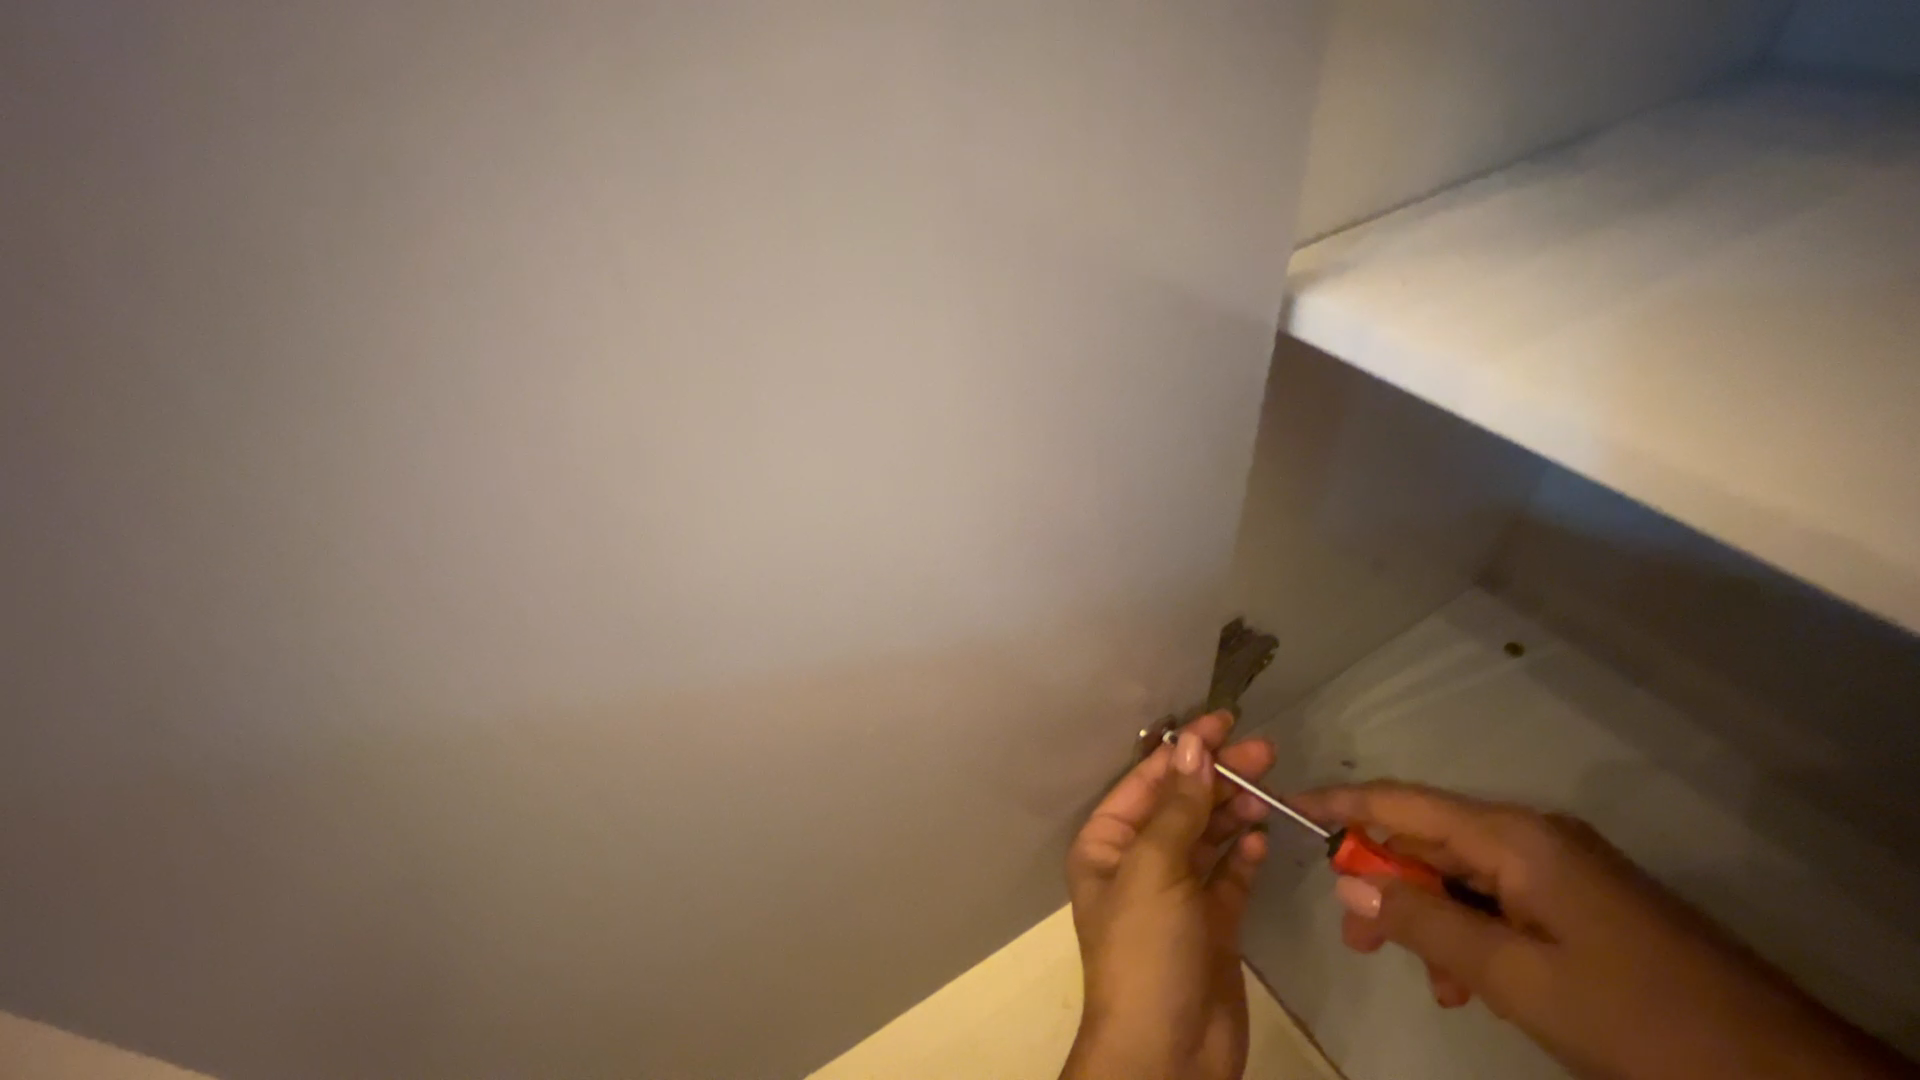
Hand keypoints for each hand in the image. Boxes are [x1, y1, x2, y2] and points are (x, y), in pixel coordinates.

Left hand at [1059, 711, 1276, 1079]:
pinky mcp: (1212, 923)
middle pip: (1182, 805)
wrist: (1168, 1054)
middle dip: (1218, 777)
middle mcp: (1139, 862)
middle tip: (1264, 752)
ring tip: (1269, 789)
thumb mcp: (1156, 869)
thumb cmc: (1146, 949)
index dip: (1185, 749)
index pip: (1148, 782)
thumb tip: (1191, 742)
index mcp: (1108, 844)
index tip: (1224, 721)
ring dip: (1236, 811)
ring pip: (1209, 836)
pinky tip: (1263, 836)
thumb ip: (1179, 805)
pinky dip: (1246, 854)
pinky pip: (1230, 875)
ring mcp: (1177, 894)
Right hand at [1291, 781, 1917, 1079]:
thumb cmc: (1634, 1015)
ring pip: (1464, 875)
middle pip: (1431, 838)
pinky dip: (1471, 932)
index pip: (1403, 802)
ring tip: (1416, 972)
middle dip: (1384, 878)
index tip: (1287, 805)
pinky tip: (1468, 982)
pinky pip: (1501, 901)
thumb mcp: (1515, 976)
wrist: (1786, 1072)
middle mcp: (1534, 838)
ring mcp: (1563, 869)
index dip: (1341, 803)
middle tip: (1352, 932)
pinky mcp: (1583, 903)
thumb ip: (1424, 922)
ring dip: (1427, 914)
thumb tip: (1349, 881)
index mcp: (1515, 838)